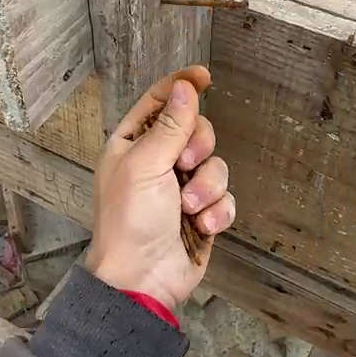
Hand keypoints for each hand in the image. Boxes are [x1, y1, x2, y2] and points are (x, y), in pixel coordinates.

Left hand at [84, 67, 236, 309]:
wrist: (142, 279)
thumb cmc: (130, 222)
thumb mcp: (145, 166)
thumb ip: (169, 126)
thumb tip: (185, 86)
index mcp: (132, 145)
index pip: (159, 103)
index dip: (181, 87)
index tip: (204, 77)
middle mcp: (158, 163)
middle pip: (197, 131)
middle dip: (198, 149)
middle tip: (183, 167)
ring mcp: (182, 189)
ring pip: (216, 165)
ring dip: (207, 188)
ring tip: (189, 209)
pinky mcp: (203, 213)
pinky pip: (226, 198)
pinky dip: (217, 212)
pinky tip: (202, 227)